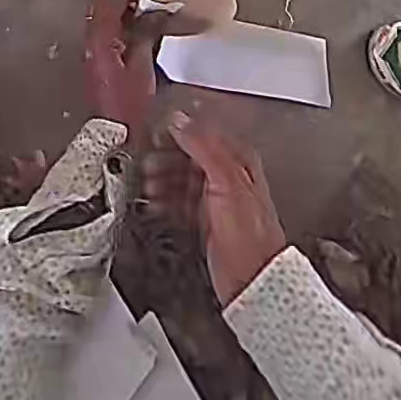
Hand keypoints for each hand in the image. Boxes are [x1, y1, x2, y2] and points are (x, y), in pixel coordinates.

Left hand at [84, 0, 164, 130]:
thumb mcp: (142, 64)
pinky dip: (127, 27)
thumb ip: (147, 33)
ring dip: (129, 13)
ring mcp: (94, 52)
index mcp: (100, 40)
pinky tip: (145, 31)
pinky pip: (111, 34)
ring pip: (109, 22)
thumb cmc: (129, 101)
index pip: (110, 3)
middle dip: (130, 0)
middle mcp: (92, 42)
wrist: (115, 132)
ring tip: (153, 12)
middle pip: (106, 10)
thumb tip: (158, 11)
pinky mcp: (100, 61)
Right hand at [145, 112, 286, 304]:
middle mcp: (228, 176)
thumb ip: (205, 148)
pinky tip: (155, 203)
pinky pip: (181, 203)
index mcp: (239, 160)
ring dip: (163, 180)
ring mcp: (216, 199)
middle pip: (191, 158)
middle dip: (167, 159)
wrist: (253, 278)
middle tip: (147, 163)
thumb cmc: (250, 231)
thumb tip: (183, 121)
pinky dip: (166, 201)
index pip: (205, 135)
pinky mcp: (206, 220)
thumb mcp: (227, 180)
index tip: (158, 133)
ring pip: (183, 180)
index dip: (180, 132)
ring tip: (147, 184)